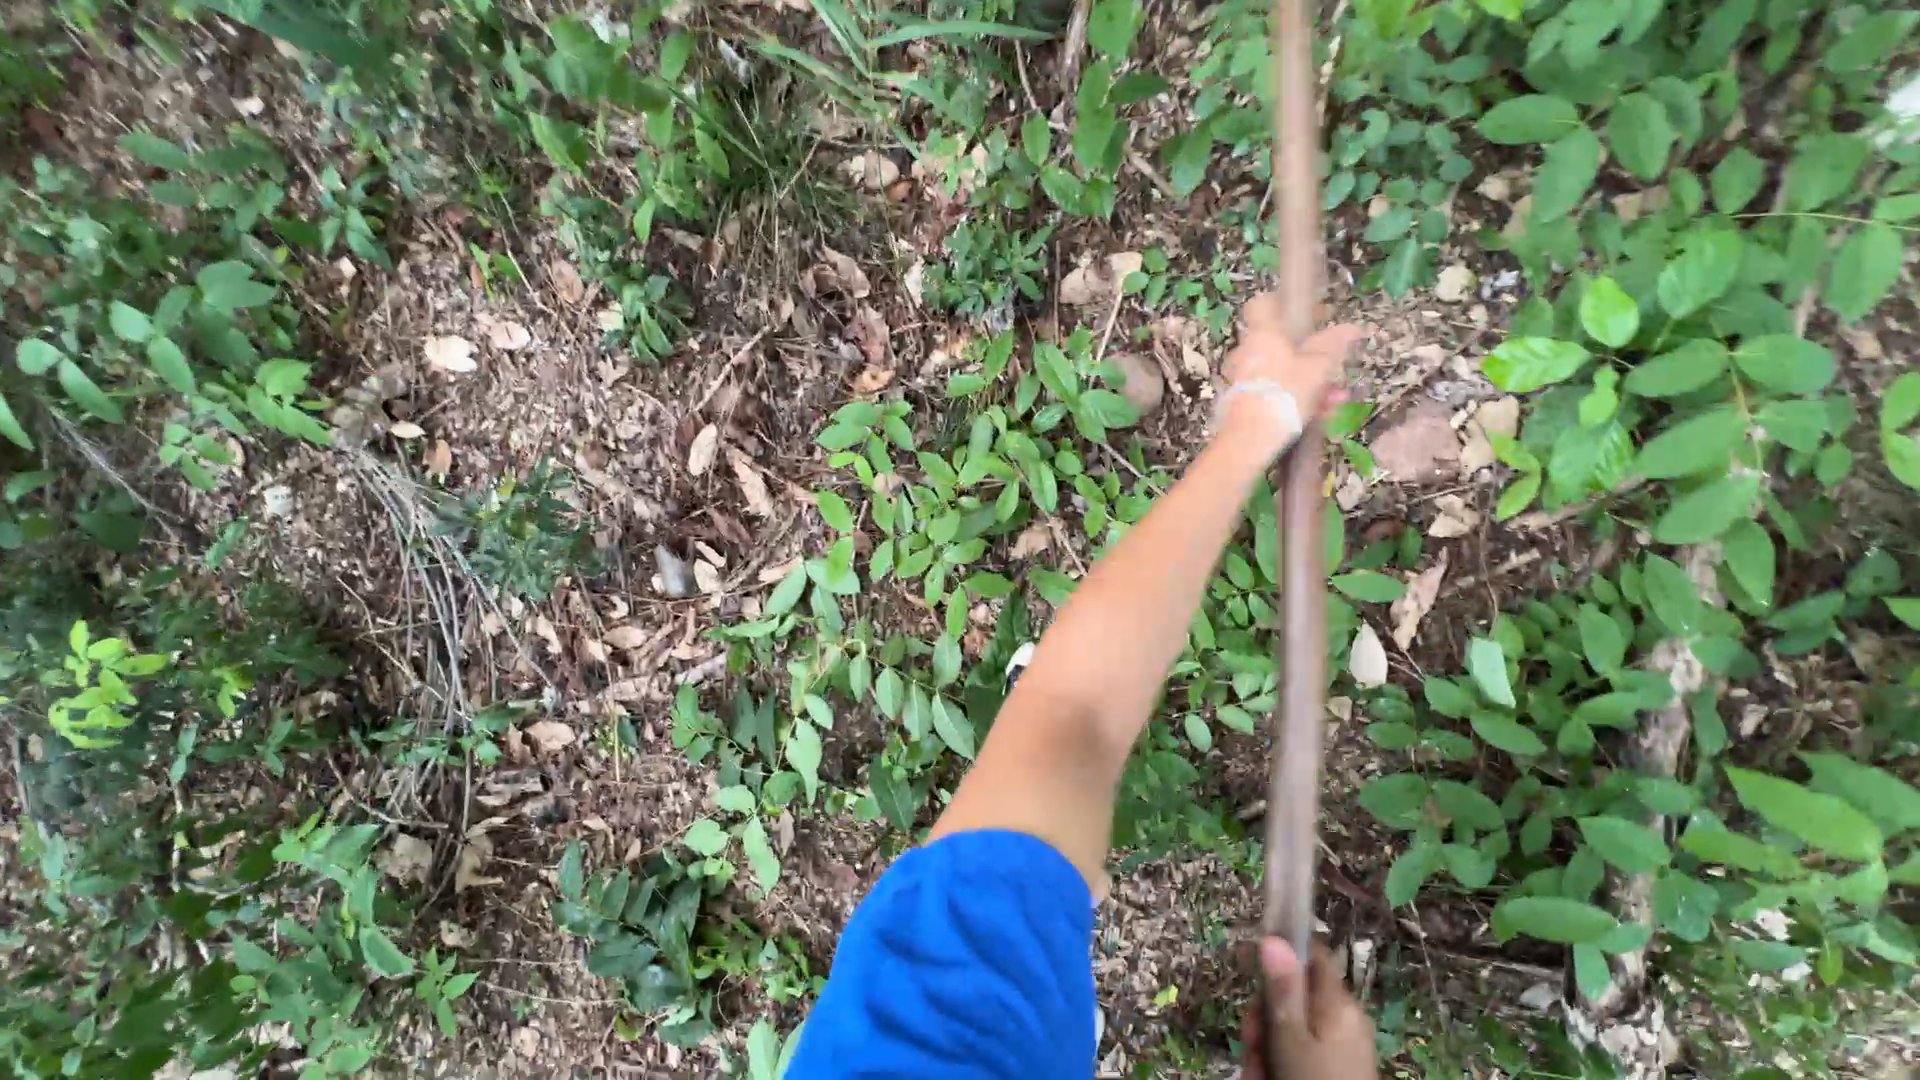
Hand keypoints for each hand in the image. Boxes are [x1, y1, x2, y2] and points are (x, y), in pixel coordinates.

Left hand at [1222, 292, 1362, 417]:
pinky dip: (1296, 399)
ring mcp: (1241, 378)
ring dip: (1311, 383)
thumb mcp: (1317, 368)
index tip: (1306, 314)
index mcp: (1262, 335)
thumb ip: (1334, 345)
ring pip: (1281, 372)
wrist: (1248, 440)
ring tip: (1335, 399)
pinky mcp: (1241, 401)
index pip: (1262, 304)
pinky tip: (1320, 415)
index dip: (1282, 303)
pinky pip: (1273, 392)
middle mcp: (1246, 352)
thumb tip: (1352, 328)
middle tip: (1334, 368)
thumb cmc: (1283, 395)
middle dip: (1311, 357)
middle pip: (1280, 344)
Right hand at [1241, 939, 1377, 1079]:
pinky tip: (1268, 1077)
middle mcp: (1346, 1017)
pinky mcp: (1341, 1066)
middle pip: (1295, 994)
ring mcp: (1345, 1044)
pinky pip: (1305, 1048)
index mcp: (1339, 1003)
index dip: (1280, 956)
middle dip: (1264, 1015)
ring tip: (1256, 1071)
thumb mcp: (1290, 1039)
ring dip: (1268, 1043)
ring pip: (1294, 1024)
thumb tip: (1272, 938)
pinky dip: (1283, 1059)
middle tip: (1250, 1041)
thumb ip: (1281, 989)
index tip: (1252, 975)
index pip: (1312, 954)